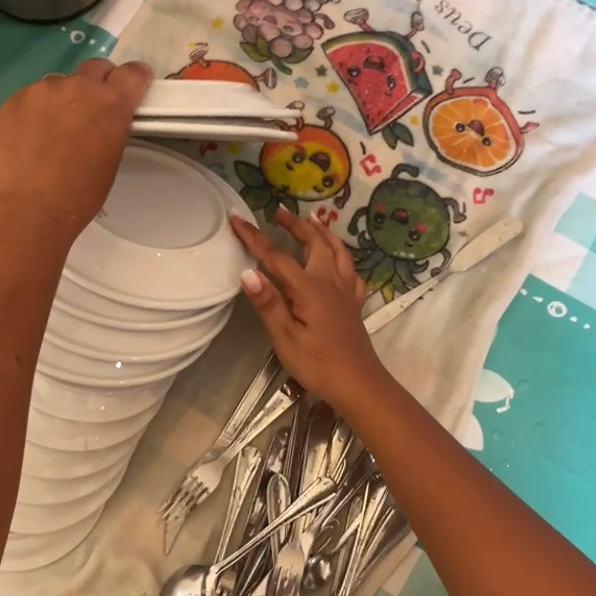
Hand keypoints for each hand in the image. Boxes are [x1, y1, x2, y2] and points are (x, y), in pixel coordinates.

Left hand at [0, 59, 152, 257]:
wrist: (26, 207)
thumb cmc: (78, 195)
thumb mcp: (110, 160)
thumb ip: (112, 128)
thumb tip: (104, 121)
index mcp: (111, 103)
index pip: (133, 73)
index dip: (135, 79)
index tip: (133, 88)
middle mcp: (78, 87)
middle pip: (95, 68)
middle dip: (99, 84)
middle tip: (93, 110)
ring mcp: (42, 90)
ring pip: (61, 83)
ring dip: (65, 97)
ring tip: (55, 129)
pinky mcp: (14, 99)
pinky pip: (33, 95)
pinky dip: (37, 109)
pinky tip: (32, 136)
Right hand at [230, 208, 387, 407]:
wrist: (359, 384)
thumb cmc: (318, 363)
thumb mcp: (286, 338)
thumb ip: (269, 304)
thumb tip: (248, 272)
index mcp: (309, 288)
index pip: (276, 256)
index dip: (255, 237)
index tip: (237, 219)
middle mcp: (330, 282)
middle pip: (314, 243)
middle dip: (295, 224)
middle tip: (278, 211)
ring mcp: (346, 291)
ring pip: (337, 251)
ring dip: (323, 233)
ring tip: (313, 222)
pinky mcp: (355, 303)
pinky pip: (352, 271)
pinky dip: (343, 258)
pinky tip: (340, 261)